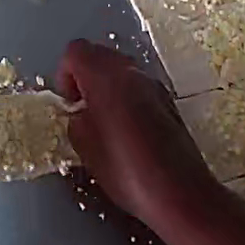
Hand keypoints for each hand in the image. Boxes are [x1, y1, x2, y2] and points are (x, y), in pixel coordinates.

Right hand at [57, 39, 222, 233]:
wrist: (179, 193)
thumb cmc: (126, 169)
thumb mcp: (84, 147)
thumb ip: (76, 119)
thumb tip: (81, 113)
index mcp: (105, 77)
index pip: (75, 51)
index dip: (64, 74)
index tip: (68, 102)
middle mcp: (131, 72)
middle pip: (99, 54)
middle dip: (84, 76)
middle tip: (81, 108)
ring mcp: (153, 83)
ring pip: (120, 68)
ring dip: (106, 85)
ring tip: (102, 120)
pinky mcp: (168, 100)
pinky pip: (138, 85)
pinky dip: (126, 95)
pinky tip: (125, 129)